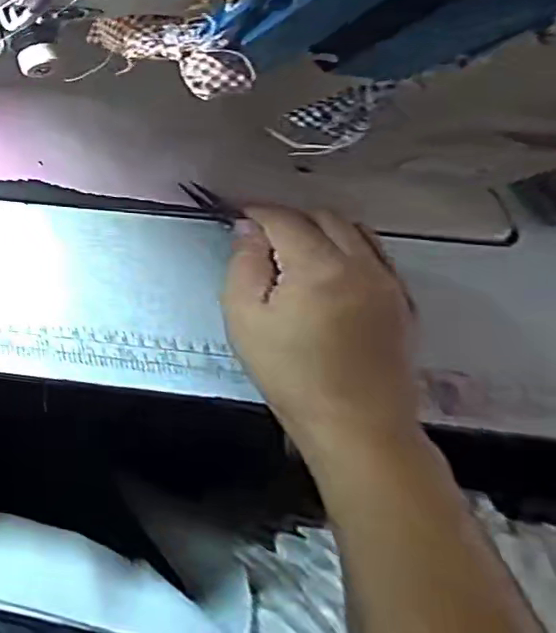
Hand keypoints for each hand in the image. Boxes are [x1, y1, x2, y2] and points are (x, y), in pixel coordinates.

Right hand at [222, 205, 419, 457]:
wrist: (353, 420)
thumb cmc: (285, 366)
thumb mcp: (242, 311)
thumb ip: (244, 263)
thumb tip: (248, 231)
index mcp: (321, 268)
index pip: (285, 220)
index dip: (254, 212)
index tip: (231, 214)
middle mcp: (364, 269)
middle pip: (327, 219)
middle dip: (287, 216)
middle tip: (254, 231)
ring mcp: (391, 287)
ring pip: (357, 234)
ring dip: (320, 229)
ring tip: (287, 246)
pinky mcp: (402, 304)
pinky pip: (376, 257)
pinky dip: (345, 248)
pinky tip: (320, 268)